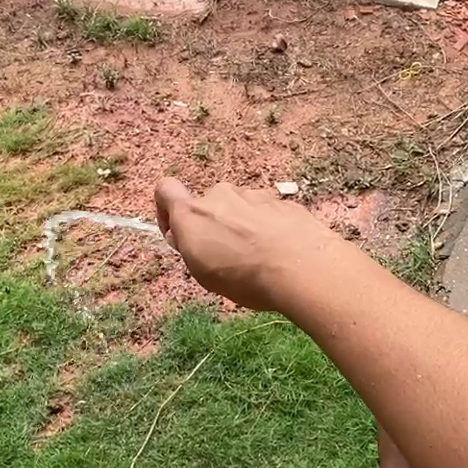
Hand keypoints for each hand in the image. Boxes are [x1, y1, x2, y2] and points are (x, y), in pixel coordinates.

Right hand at [154, 179, 352, 311]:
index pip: (165, 190)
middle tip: (229, 258)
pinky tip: (283, 254)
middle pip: (211, 204)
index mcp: (193, 213)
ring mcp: (256, 196)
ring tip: (261, 260)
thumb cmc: (245, 277)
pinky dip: (272, 229)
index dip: (167, 210)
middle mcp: (222, 195)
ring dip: (245, 227)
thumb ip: (192, 246)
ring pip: (242, 208)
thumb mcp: (204, 274)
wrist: (302, 267)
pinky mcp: (285, 203)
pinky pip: (270, 214)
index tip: (179, 235)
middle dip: (216, 226)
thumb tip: (190, 237)